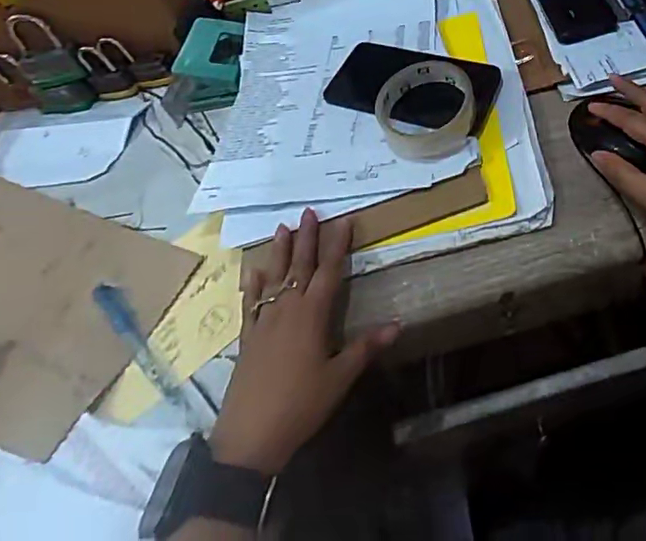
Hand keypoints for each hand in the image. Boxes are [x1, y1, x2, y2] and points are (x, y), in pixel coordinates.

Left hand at [210, 209, 398, 474]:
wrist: (251, 434)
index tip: (344, 221)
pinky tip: (253, 271)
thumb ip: (366, 347)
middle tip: (309, 212)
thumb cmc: (301, 404)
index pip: (329, 271)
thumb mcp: (339, 378)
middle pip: (299, 266)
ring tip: (281, 227)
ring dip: (279, 251)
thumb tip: (398, 324)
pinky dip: (252, 284)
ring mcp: (264, 320)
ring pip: (273, 277)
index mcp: (313, 314)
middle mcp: (287, 309)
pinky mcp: (247, 336)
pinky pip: (250, 302)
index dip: (337, 245)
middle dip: (307, 238)